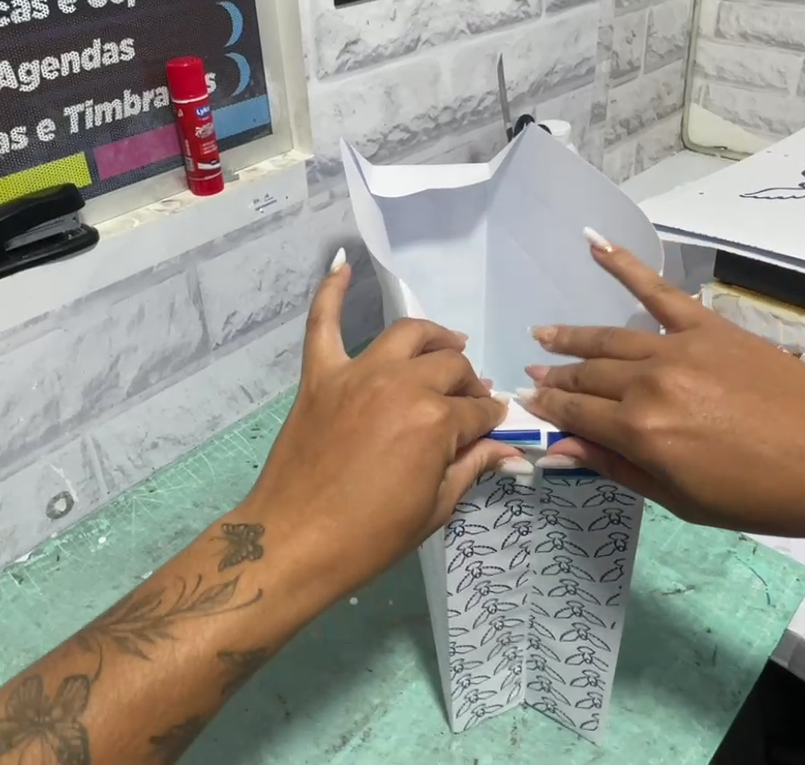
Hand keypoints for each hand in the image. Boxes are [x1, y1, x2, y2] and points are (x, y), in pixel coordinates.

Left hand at [240, 252, 523, 609]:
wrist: (296, 540)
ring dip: (434, 335)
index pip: (478, 409)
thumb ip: (473, 467)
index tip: (493, 426)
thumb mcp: (435, 508)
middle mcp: (401, 383)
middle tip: (468, 401)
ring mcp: (357, 373)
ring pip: (407, 334)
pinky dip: (329, 290)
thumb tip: (508, 449)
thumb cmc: (371, 536)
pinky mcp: (320, 374)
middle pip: (450, 366)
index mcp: (436, 420)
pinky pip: (322, 322)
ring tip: (448, 342)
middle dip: (468, 383)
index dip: (491, 419)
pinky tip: (341, 263)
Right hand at [520, 235, 804, 538]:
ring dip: (571, 337)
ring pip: (608, 338)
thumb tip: (561, 448)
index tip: (524, 402)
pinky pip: (657, 290)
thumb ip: (618, 468)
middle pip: (587, 374)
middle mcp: (649, 382)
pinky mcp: (706, 325)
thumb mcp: (685, 501)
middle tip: (531, 374)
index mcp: (642, 431)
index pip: (575, 411)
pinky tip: (593, 244)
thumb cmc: (766, 496)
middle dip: (555, 377)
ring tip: (542, 334)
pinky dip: (624, 264)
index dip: (546, 408)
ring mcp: (677, 347)